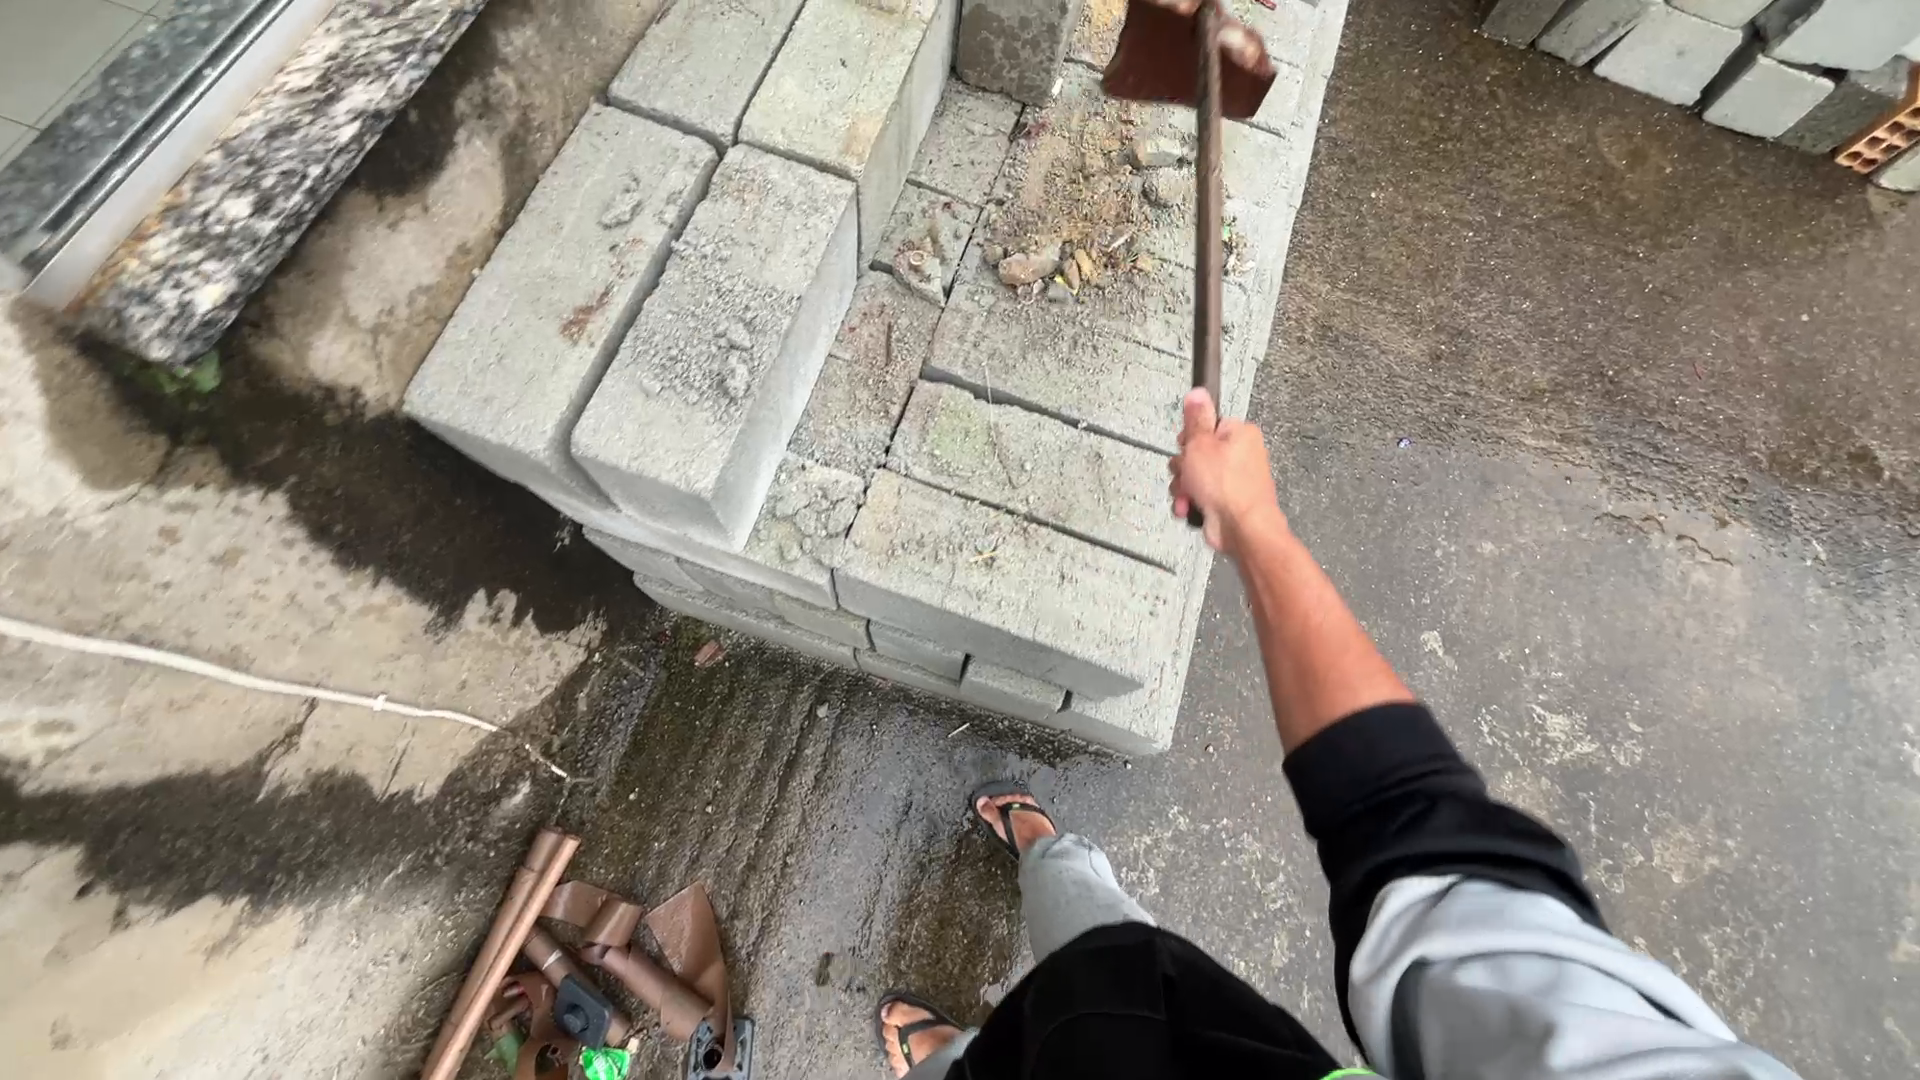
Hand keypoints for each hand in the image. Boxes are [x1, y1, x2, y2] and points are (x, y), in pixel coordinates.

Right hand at [1168, 388, 1283, 554]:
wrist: (1241, 528)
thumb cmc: (1229, 488)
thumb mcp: (1201, 445)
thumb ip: (1196, 419)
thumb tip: (1197, 393)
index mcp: (1240, 434)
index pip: (1206, 425)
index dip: (1189, 438)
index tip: (1186, 447)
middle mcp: (1241, 455)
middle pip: (1197, 453)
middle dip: (1184, 468)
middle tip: (1187, 473)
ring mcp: (1234, 480)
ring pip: (1195, 477)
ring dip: (1184, 488)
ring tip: (1189, 495)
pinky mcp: (1227, 501)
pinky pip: (1200, 496)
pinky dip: (1191, 503)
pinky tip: (1192, 508)